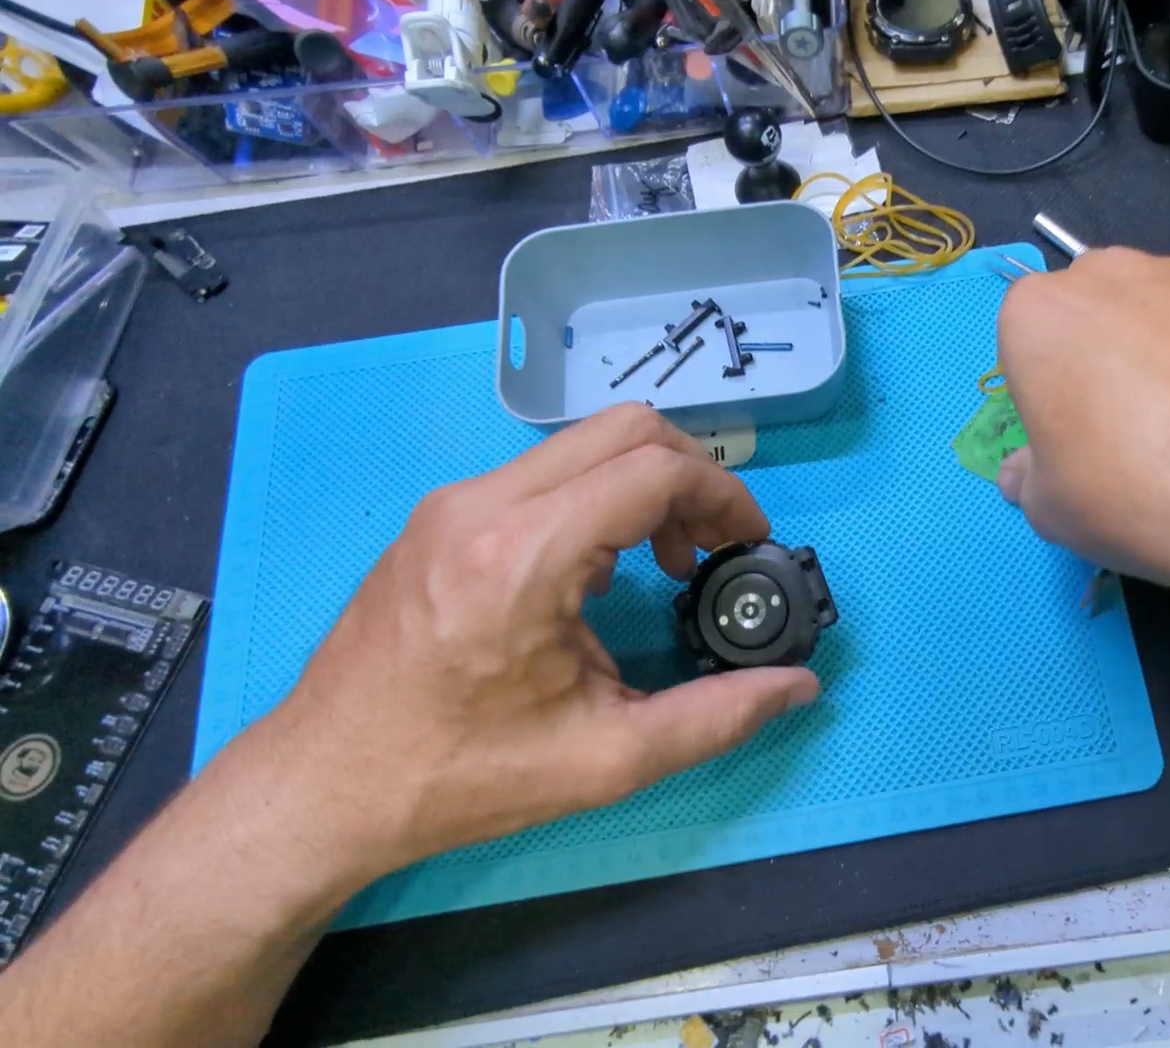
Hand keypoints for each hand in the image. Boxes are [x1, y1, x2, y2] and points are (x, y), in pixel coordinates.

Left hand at [239, 403, 818, 878]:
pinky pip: (550, 468)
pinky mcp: (444, 513)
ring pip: (588, 441)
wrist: (321, 787)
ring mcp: (456, 502)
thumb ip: (720, 717)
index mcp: (523, 558)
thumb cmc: (464, 776)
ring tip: (670, 556)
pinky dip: (606, 493)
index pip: (653, 471)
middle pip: (626, 428)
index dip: (724, 496)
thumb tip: (800, 687)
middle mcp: (484, 505)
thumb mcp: (609, 759)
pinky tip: (607, 563)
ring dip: (651, 482)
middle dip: (694, 475)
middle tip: (716, 543)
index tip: (749, 541)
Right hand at [994, 248, 1169, 656]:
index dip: (1045, 393)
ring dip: (1157, 350)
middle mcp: (1106, 274)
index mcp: (1037, 315)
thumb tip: (1023, 473)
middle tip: (1126, 426)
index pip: (1025, 344)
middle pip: (1088, 314)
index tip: (1072, 436)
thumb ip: (1028, 479)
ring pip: (1153, 310)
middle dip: (1097, 358)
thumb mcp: (1051, 508)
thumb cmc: (1131, 490)